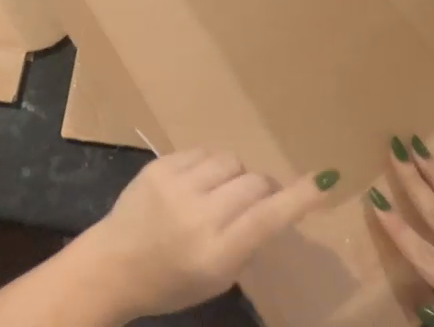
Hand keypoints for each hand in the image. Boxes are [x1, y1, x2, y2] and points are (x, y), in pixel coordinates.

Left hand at [72, 149, 336, 320]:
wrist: (112, 266)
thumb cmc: (170, 282)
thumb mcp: (217, 278)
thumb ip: (247, 242)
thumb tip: (275, 205)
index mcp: (215, 253)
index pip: (266, 218)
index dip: (297, 199)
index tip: (320, 182)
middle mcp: (198, 215)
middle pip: (253, 183)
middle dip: (264, 188)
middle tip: (258, 199)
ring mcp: (176, 187)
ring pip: (230, 161)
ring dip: (235, 175)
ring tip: (221, 192)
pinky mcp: (159, 166)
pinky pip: (203, 152)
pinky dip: (209, 166)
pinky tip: (198, 183)